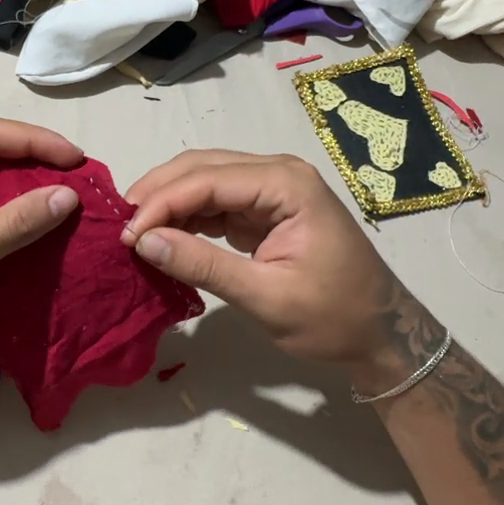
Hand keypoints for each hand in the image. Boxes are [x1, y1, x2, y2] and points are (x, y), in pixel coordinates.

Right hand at [121, 151, 399, 370]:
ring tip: (134, 232)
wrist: (383, 336)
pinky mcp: (263, 209)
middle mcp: (277, 173)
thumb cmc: (334, 318)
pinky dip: (185, 216)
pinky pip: (214, 202)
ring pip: (204, 180)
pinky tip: (162, 235)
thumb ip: (203, 266)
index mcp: (287, 184)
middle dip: (158, 194)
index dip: (162, 203)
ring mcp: (271, 189)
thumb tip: (143, 242)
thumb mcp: (267, 297)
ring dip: (168, 203)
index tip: (126, 235)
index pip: (208, 179)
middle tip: (120, 227)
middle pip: (201, 168)